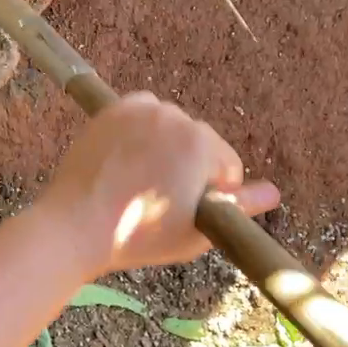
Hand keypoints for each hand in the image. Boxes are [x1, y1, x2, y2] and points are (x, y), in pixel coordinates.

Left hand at [40, 92, 279, 275]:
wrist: (74, 226)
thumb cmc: (137, 235)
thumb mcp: (196, 231)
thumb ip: (239, 207)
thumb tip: (273, 193)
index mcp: (202, 142)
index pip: (225, 165)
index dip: (211, 193)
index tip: (184, 212)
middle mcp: (173, 116)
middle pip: (196, 143)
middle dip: (186, 168)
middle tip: (156, 201)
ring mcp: (138, 111)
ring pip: (168, 128)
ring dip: (163, 148)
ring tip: (138, 184)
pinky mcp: (110, 112)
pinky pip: (139, 115)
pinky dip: (139, 132)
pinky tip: (127, 162)